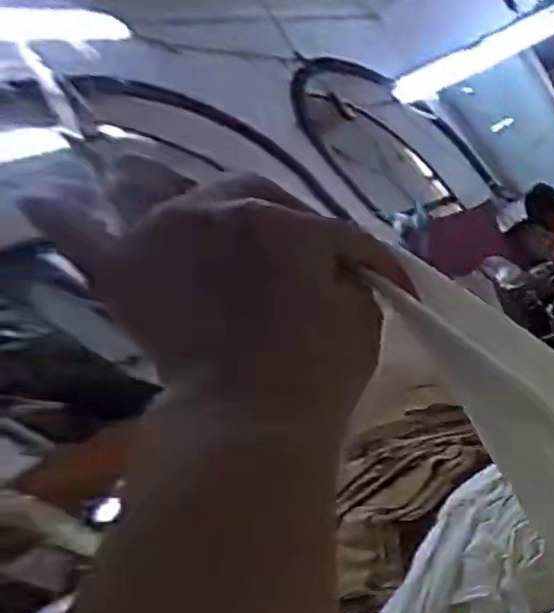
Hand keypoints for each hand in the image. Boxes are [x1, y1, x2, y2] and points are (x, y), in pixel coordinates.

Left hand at [19, 160, 411, 434]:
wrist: (254, 407)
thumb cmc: (324, 364)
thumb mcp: (363, 316)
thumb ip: (348, 278)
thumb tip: (337, 270)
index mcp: (284, 224)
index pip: (346, 234)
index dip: (379, 261)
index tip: (399, 287)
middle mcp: (211, 208)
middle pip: (256, 191)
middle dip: (293, 218)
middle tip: (315, 255)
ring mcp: (152, 229)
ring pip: (149, 179)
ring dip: (180, 192)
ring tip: (204, 219)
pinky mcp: (114, 263)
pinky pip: (69, 217)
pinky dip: (76, 209)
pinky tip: (89, 210)